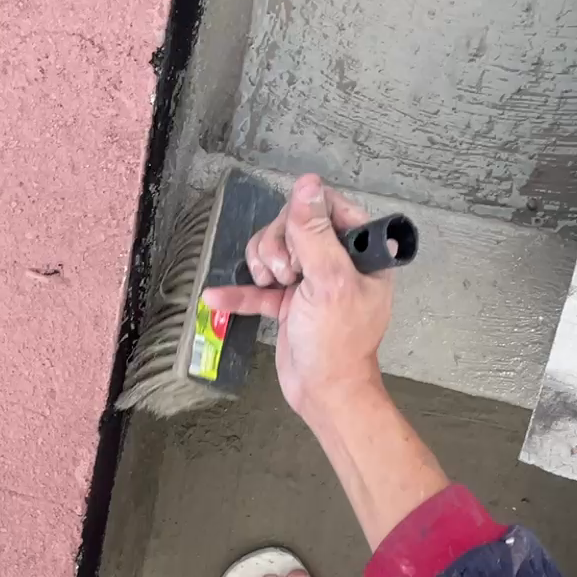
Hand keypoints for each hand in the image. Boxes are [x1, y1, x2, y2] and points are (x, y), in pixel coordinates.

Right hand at [201, 175, 393, 420]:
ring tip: (270, 286)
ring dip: (261, 265)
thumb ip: (315, 233)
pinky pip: (257, 289)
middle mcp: (336, 261)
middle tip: (285, 275)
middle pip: (293, 226)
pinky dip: (239, 293)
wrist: (324, 393)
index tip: (297, 244)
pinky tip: (215, 298)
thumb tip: (307, 184)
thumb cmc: (337, 341)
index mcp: (361, 252)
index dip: (304, 218)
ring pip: (273, 251)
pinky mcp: (287, 303)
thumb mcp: (329, 282)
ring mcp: (310, 282)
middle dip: (278, 246)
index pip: (328, 208)